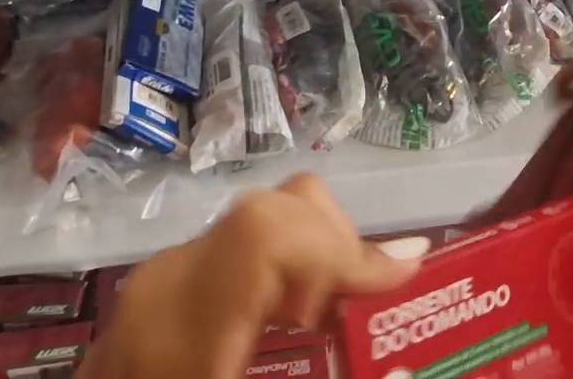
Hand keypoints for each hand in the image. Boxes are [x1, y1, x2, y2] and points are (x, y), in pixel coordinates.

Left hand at [81, 174, 419, 378]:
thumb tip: (412, 365)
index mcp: (180, 333)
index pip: (265, 234)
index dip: (341, 244)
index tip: (402, 276)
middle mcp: (168, 284)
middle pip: (271, 210)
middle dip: (339, 242)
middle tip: (369, 301)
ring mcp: (161, 276)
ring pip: (259, 216)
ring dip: (315, 248)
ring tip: (335, 312)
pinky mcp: (164, 283)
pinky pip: (240, 241)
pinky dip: (287, 261)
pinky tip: (297, 316)